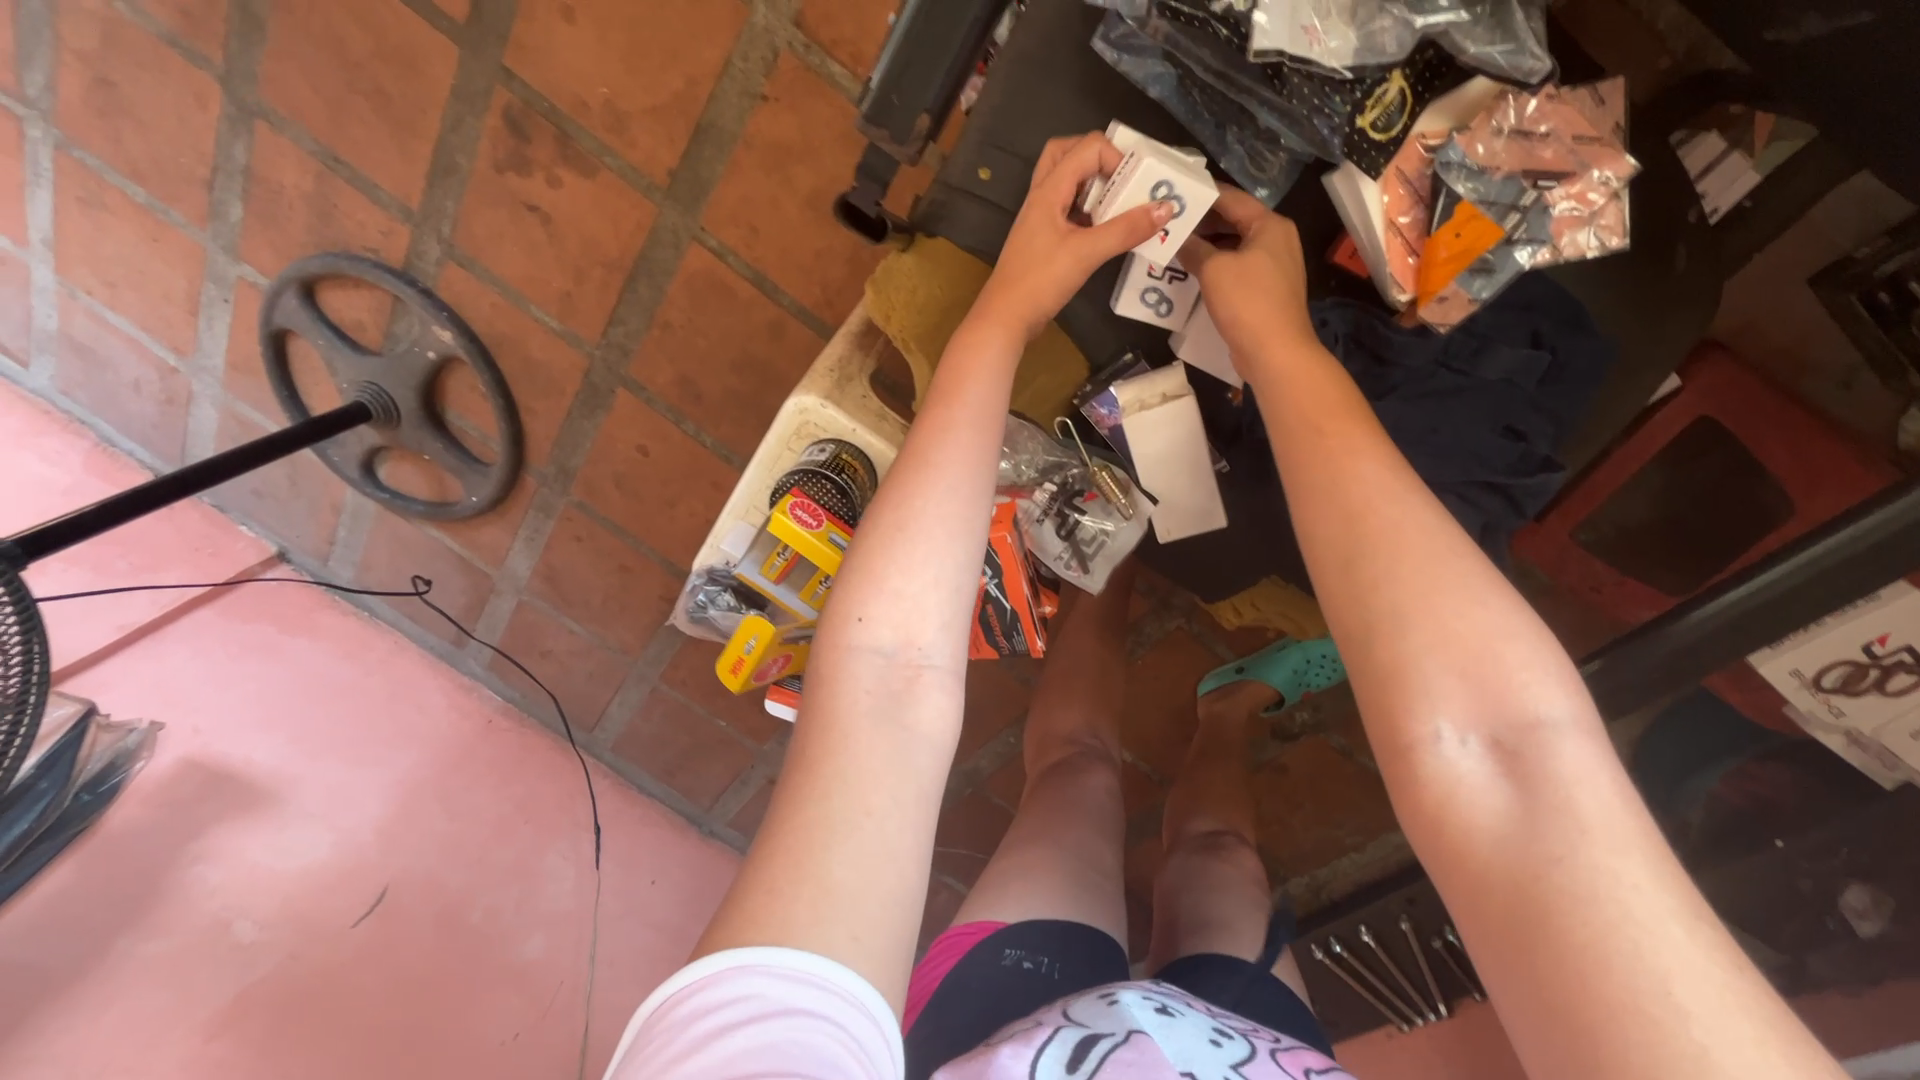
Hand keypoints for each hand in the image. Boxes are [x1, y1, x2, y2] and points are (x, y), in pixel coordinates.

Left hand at [975, 133, 1176, 339]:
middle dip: (1098, 158)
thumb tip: (1166, 208)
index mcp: (1048, 190)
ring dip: (1094, 185)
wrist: (1005, 318)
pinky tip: (1106, 230)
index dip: (1115, 157)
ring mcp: (1040, 218)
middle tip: (1122, 179)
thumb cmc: (1041, 282)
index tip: (1135, 186)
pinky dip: (1088, 211)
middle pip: (1067, 153)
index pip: (1087, 148)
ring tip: (1119, 203)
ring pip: (1066, 182)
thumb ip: (1126, 230)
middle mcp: (1042, 196)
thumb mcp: (1086, 254)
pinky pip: (1067, 210)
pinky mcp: (1043, 239)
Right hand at [1179, 187, 1318, 377]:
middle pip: (1235, 220)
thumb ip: (1193, 247)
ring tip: (1176, 243)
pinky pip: (1237, 267)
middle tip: (1170, 220)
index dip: (1202, 194)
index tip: (1174, 193)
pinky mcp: (1266, 289)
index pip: (1232, 198)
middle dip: (1203, 221)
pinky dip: (1216, 264)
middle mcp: (1276, 239)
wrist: (1275, 351)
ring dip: (1207, 244)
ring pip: (1235, 245)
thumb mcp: (1213, 269)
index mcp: (1270, 225)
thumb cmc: (1247, 302)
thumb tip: (1176, 236)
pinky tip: (1193, 270)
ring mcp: (1273, 266)